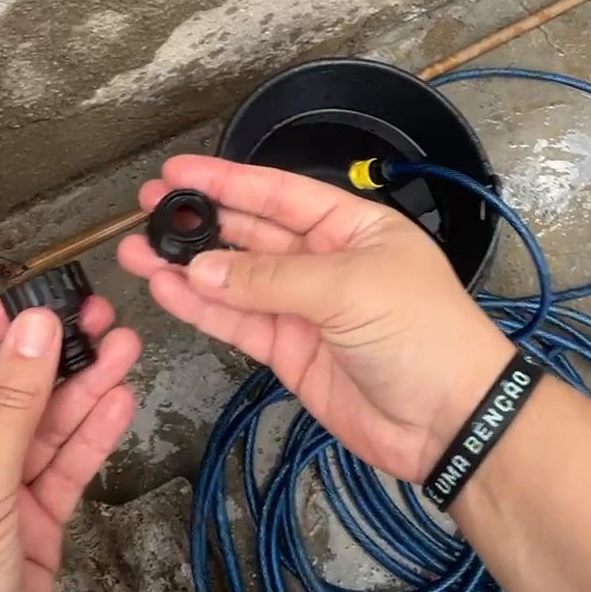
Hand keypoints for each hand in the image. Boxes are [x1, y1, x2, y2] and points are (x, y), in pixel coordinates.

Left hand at [0, 295, 140, 591]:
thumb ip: (8, 406)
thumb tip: (35, 329)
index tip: (31, 299)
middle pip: (4, 396)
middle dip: (52, 357)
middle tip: (97, 318)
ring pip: (42, 431)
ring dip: (84, 391)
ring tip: (123, 348)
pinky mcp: (29, 533)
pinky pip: (63, 472)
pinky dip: (91, 439)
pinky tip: (118, 404)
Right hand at [117, 155, 511, 482]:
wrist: (450, 420)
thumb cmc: (424, 333)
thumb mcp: (350, 288)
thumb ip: (271, 279)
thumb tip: (203, 268)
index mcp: (352, 226)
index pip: (279, 193)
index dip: (228, 180)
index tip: (180, 171)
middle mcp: (325, 261)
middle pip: (251, 233)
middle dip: (201, 221)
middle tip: (151, 208)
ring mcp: (304, 307)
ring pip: (235, 279)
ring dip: (189, 267)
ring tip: (140, 251)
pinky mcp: (291, 350)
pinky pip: (238, 322)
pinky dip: (202, 308)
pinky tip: (167, 290)